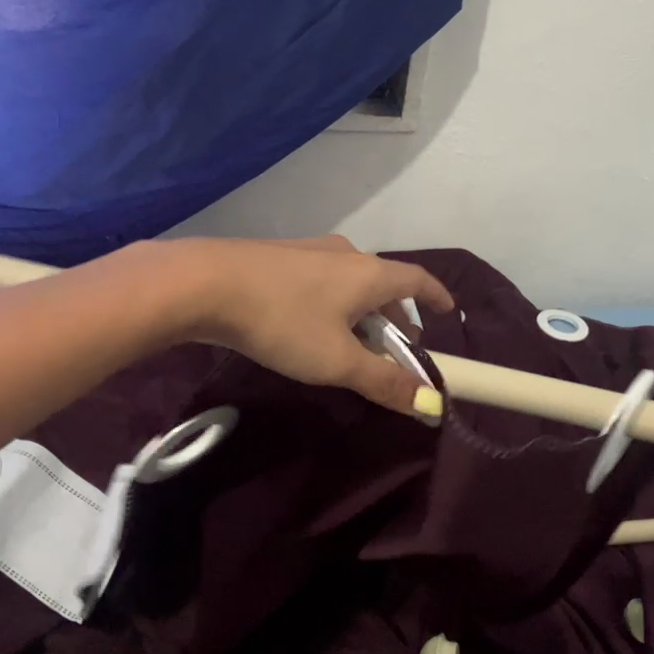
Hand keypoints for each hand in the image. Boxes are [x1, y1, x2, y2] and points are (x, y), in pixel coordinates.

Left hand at [157, 236, 452, 414]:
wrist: (206, 282)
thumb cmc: (283, 321)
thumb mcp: (337, 361)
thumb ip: (383, 382)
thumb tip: (430, 402)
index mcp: (370, 273)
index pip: (418, 280)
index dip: (436, 298)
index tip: (448, 313)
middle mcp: (346, 254)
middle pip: (384, 284)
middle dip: (395, 318)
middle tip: (395, 351)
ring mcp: (310, 251)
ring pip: (351, 283)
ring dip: (362, 314)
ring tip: (352, 346)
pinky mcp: (279, 257)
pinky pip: (322, 281)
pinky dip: (334, 305)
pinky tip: (311, 328)